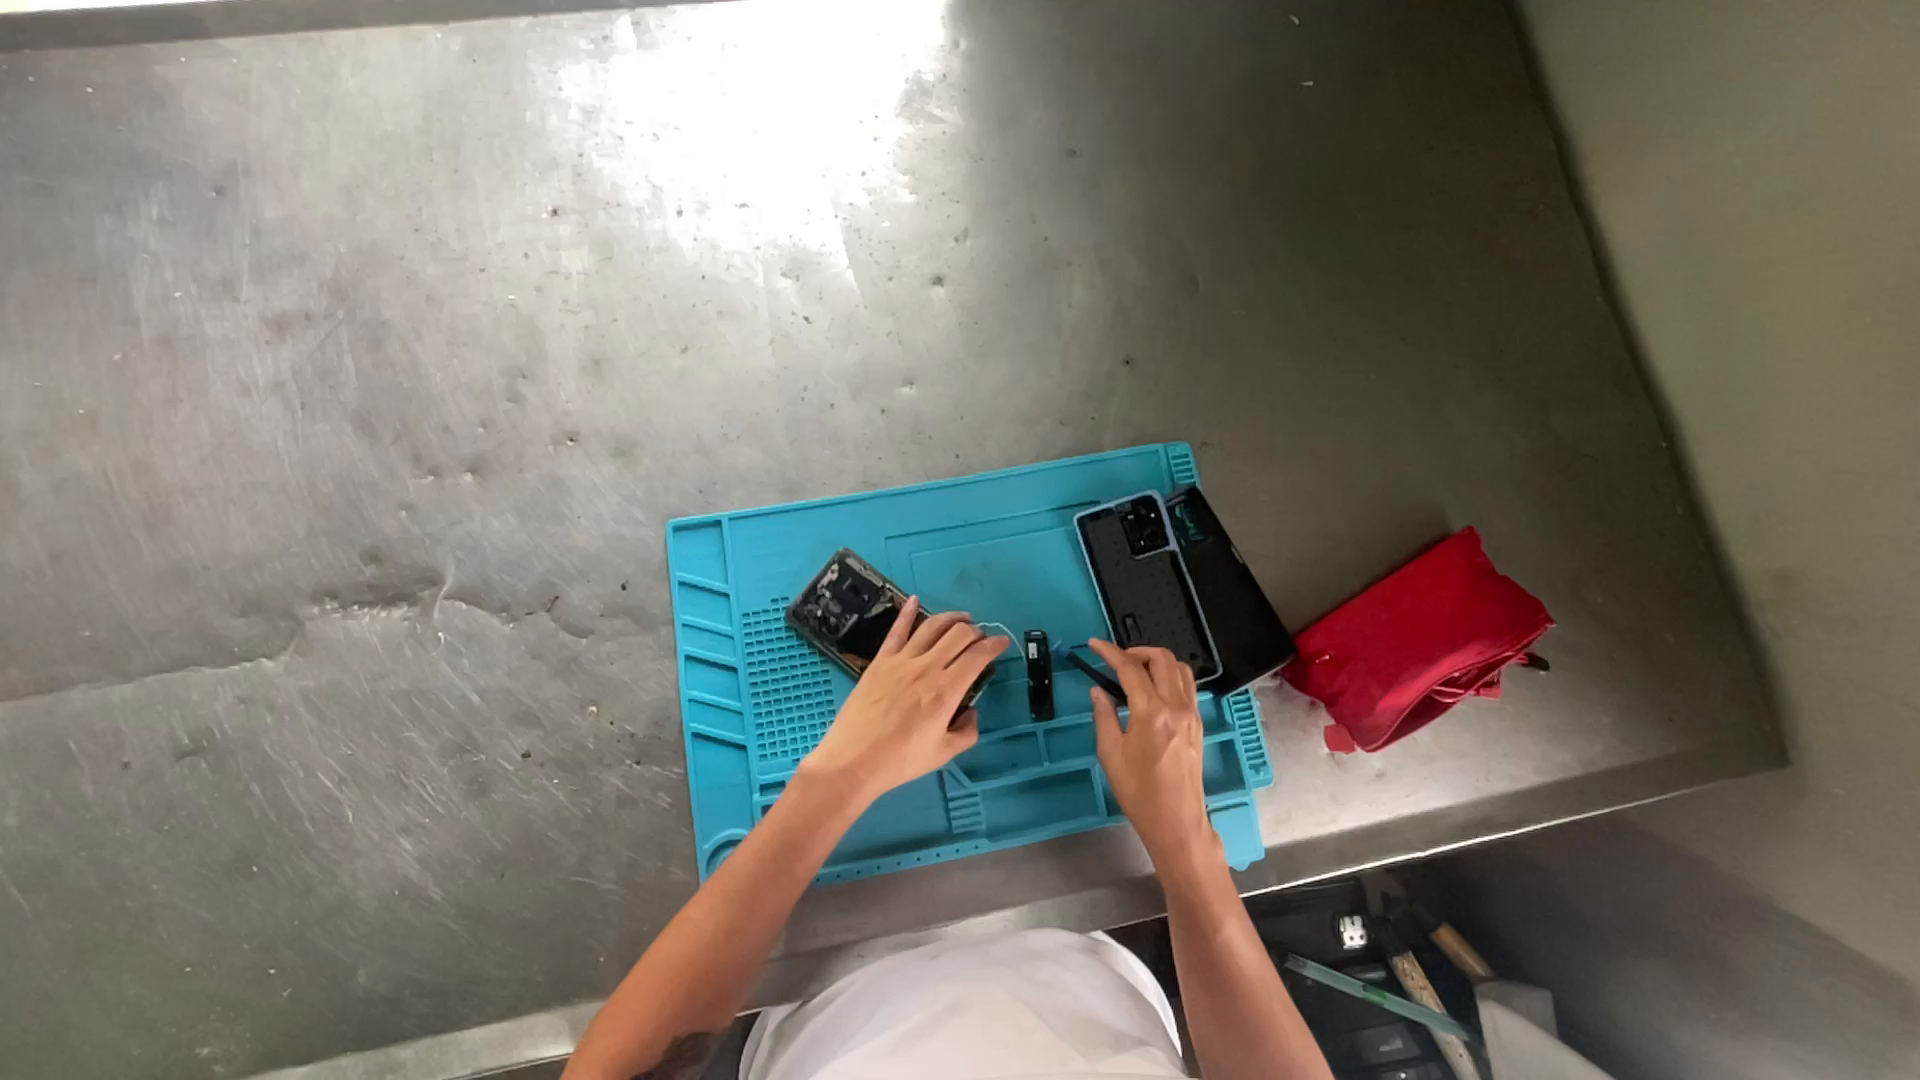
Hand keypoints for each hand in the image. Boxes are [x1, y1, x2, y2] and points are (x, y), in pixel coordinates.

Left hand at [799, 597, 1009, 807]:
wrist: (853, 760)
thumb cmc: (900, 761)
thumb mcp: (943, 754)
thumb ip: (967, 732)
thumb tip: (971, 713)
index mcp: (946, 691)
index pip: (978, 656)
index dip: (994, 645)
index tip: (1002, 642)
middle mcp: (927, 668)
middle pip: (958, 635)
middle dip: (976, 632)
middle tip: (981, 638)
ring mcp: (901, 661)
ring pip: (932, 626)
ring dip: (951, 618)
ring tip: (962, 618)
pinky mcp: (880, 661)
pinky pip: (896, 631)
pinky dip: (907, 612)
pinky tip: (914, 600)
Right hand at [1087, 639, 1218, 867]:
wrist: (1176, 821)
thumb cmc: (1138, 791)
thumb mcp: (1110, 753)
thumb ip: (1104, 715)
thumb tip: (1099, 691)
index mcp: (1151, 712)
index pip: (1130, 668)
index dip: (1110, 652)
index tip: (1094, 644)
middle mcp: (1176, 706)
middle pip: (1162, 658)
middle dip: (1136, 651)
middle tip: (1116, 659)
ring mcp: (1192, 714)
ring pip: (1180, 668)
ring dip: (1157, 661)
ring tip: (1136, 671)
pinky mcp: (1198, 724)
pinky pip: (1187, 686)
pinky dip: (1169, 677)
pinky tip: (1153, 690)